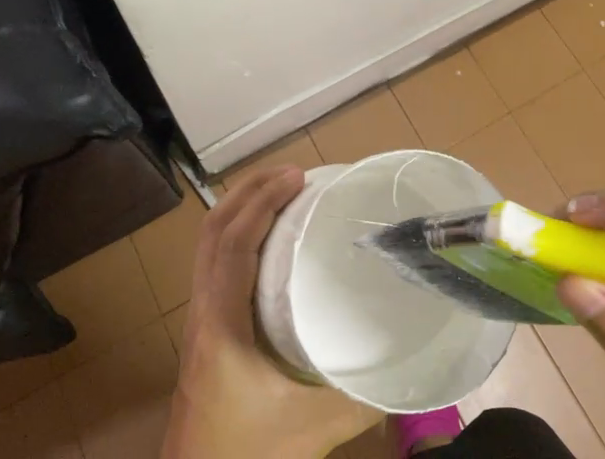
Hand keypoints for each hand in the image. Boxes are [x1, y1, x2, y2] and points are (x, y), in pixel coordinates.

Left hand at [161, 166, 379, 458]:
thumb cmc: (250, 449)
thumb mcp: (313, 426)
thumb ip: (361, 394)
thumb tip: (407, 359)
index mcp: (222, 322)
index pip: (233, 243)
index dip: (262, 202)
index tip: (298, 177)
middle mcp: (203, 308)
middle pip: (213, 229)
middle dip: (250, 191)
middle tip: (294, 174)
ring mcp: (197, 315)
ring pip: (207, 242)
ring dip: (239, 207)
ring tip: (280, 192)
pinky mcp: (202, 325)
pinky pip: (211, 259)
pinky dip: (235, 232)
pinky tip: (265, 239)